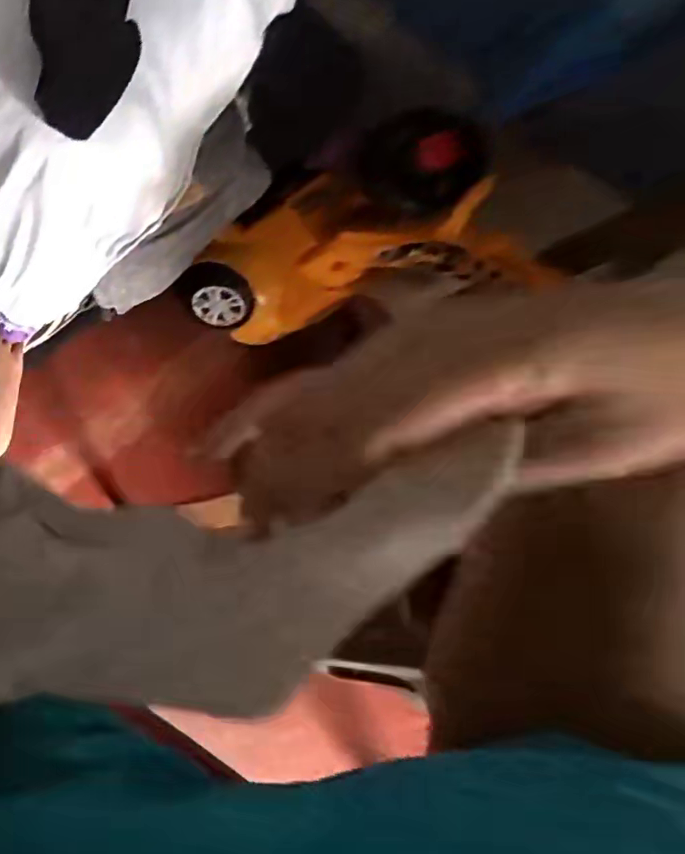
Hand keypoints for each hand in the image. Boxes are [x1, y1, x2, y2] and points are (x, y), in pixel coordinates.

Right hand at [221, 279, 684, 523]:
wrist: (684, 323)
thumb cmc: (664, 394)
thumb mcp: (607, 444)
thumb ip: (495, 465)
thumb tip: (378, 492)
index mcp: (488, 360)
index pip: (369, 429)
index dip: (317, 480)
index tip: (281, 528)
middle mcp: (425, 336)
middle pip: (318, 412)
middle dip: (275, 475)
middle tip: (255, 530)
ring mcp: (401, 333)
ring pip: (300, 396)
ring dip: (260, 455)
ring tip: (243, 505)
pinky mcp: (387, 340)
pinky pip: (308, 380)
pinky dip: (258, 416)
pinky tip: (216, 445)